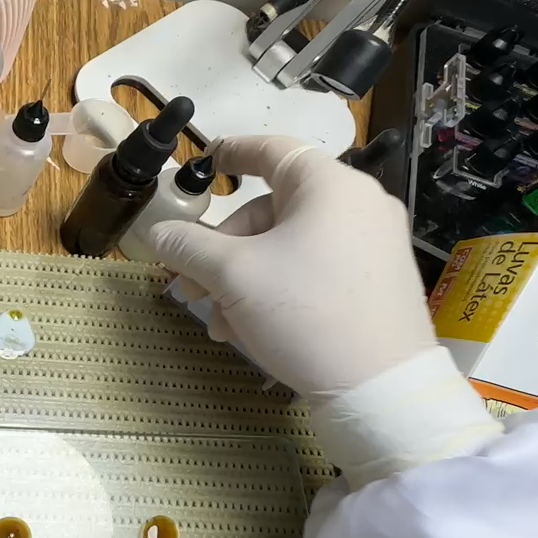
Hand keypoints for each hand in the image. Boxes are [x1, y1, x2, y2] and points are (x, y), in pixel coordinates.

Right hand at [151, 135, 437, 399]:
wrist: (380, 386)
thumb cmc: (305, 311)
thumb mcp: (233, 276)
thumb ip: (188, 247)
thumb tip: (158, 233)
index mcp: (330, 188)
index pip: (273, 150)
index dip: (232, 152)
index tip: (205, 161)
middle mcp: (358, 207)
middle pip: (269, 212)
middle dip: (221, 251)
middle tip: (190, 287)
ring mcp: (371, 245)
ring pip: (284, 248)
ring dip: (239, 279)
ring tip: (219, 321)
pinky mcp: (374, 282)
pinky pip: (309, 270)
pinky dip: (272, 290)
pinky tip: (247, 329)